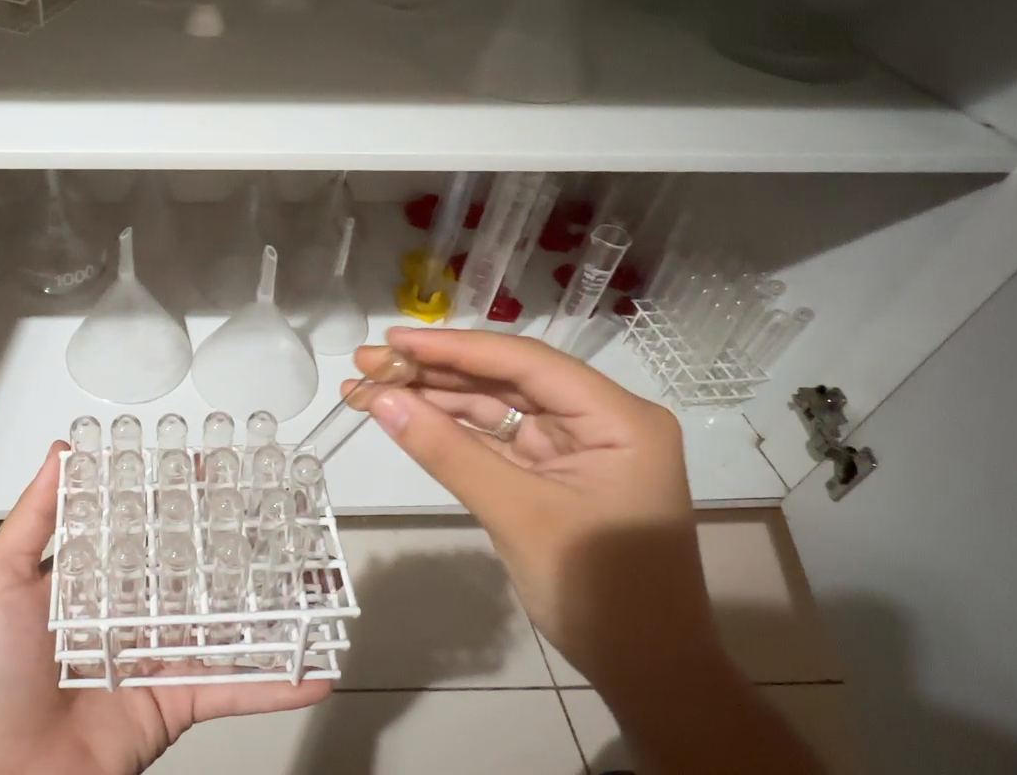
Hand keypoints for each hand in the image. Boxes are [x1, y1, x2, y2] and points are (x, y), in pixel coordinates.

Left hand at [0, 442, 329, 774]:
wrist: (9, 770)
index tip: (201, 467)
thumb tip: (60, 454)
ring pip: (224, 622)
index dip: (170, 495)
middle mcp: (130, 611)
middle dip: (229, 538)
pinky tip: (309, 669)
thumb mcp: (2, 580)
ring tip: (308, 583)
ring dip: (267, 607)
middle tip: (269, 510)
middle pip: (192, 566)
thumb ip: (34, 517)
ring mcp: (158, 654)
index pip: (141, 524)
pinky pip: (232, 688)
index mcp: (93, 579)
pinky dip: (274, 684)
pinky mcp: (177, 699)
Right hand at [349, 327, 720, 693]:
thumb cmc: (600, 591)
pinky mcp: (556, 475)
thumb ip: (448, 451)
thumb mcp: (518, 514)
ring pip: (496, 407)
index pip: (525, 363)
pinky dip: (452, 431)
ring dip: (435, 398)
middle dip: (435, 372)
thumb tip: (381, 399)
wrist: (649, 675)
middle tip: (367, 364)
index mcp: (617, 418)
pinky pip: (497, 440)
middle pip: (506, 380)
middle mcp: (600, 421)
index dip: (453, 349)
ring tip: (371, 387)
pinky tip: (407, 417)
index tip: (391, 342)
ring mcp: (577, 449)